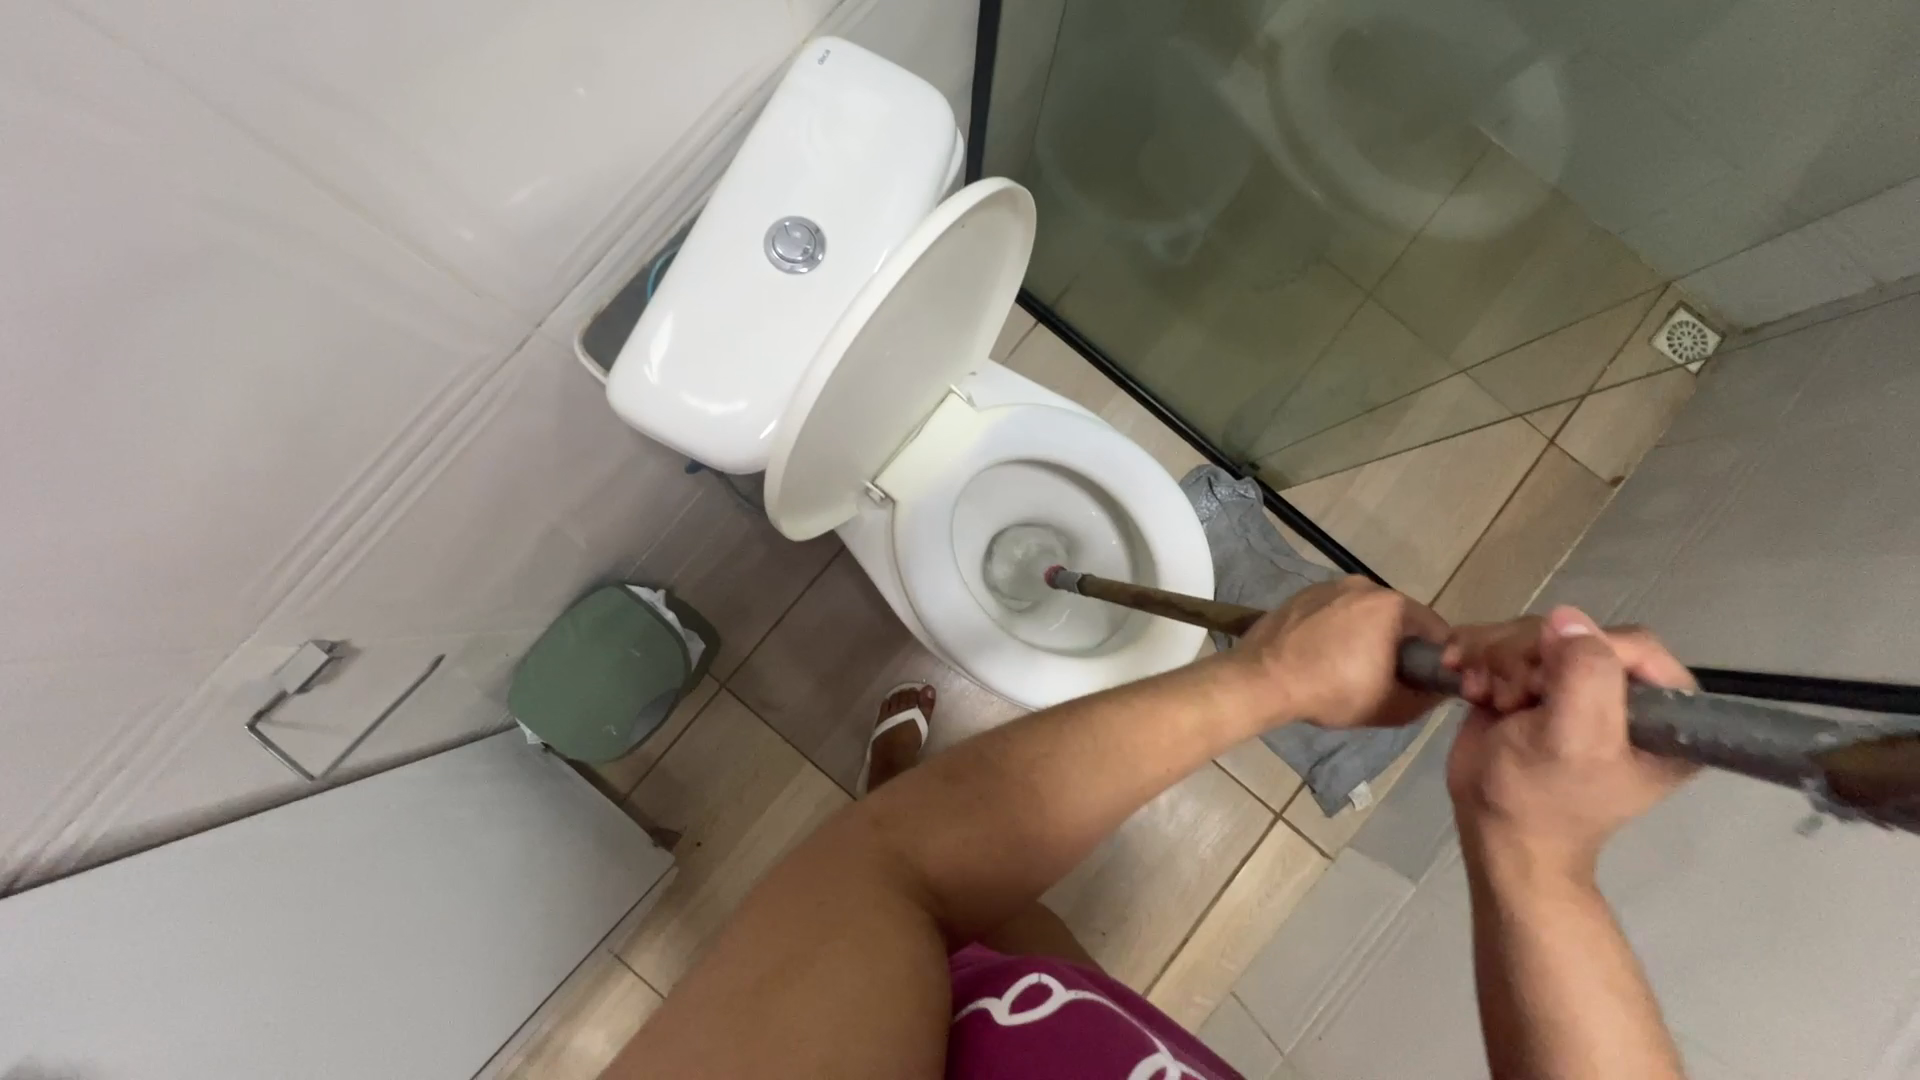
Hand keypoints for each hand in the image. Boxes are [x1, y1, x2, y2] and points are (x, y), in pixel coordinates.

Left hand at [1229, 576, 1448, 732]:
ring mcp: (1325, 586)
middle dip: (1397, 645)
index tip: (1422, 681)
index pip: (1435, 630)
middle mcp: (1360, 585)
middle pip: (1397, 618)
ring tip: (1348, 667)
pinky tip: (1321, 653)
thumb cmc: (1331, 690)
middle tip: (1384, 677)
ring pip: (1362, 613)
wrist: (1261, 679)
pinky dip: (1335, 629)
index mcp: (1390, 604)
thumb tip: (1439, 689)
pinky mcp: (1299, 595)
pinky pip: (1332, 611)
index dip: (1436, 659)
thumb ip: (1428, 696)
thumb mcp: (1393, 706)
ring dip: (1364, 635)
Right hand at [1446, 607, 1698, 882]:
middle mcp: (1621, 690)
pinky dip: (1472, 655)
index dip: (1578, 652)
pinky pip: (1497, 642)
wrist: (1492, 827)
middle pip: (1569, 633)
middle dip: (1523, 658)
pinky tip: (1466, 684)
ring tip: (1483, 695)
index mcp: (1664, 709)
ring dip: (1492, 658)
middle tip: (1507, 698)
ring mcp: (1567, 683)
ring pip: (1527, 633)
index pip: (1629, 643)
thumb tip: (1566, 618)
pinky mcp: (1523, 681)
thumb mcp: (1575, 740)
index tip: (1540, 686)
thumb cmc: (1543, 797)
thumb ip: (1585, 675)